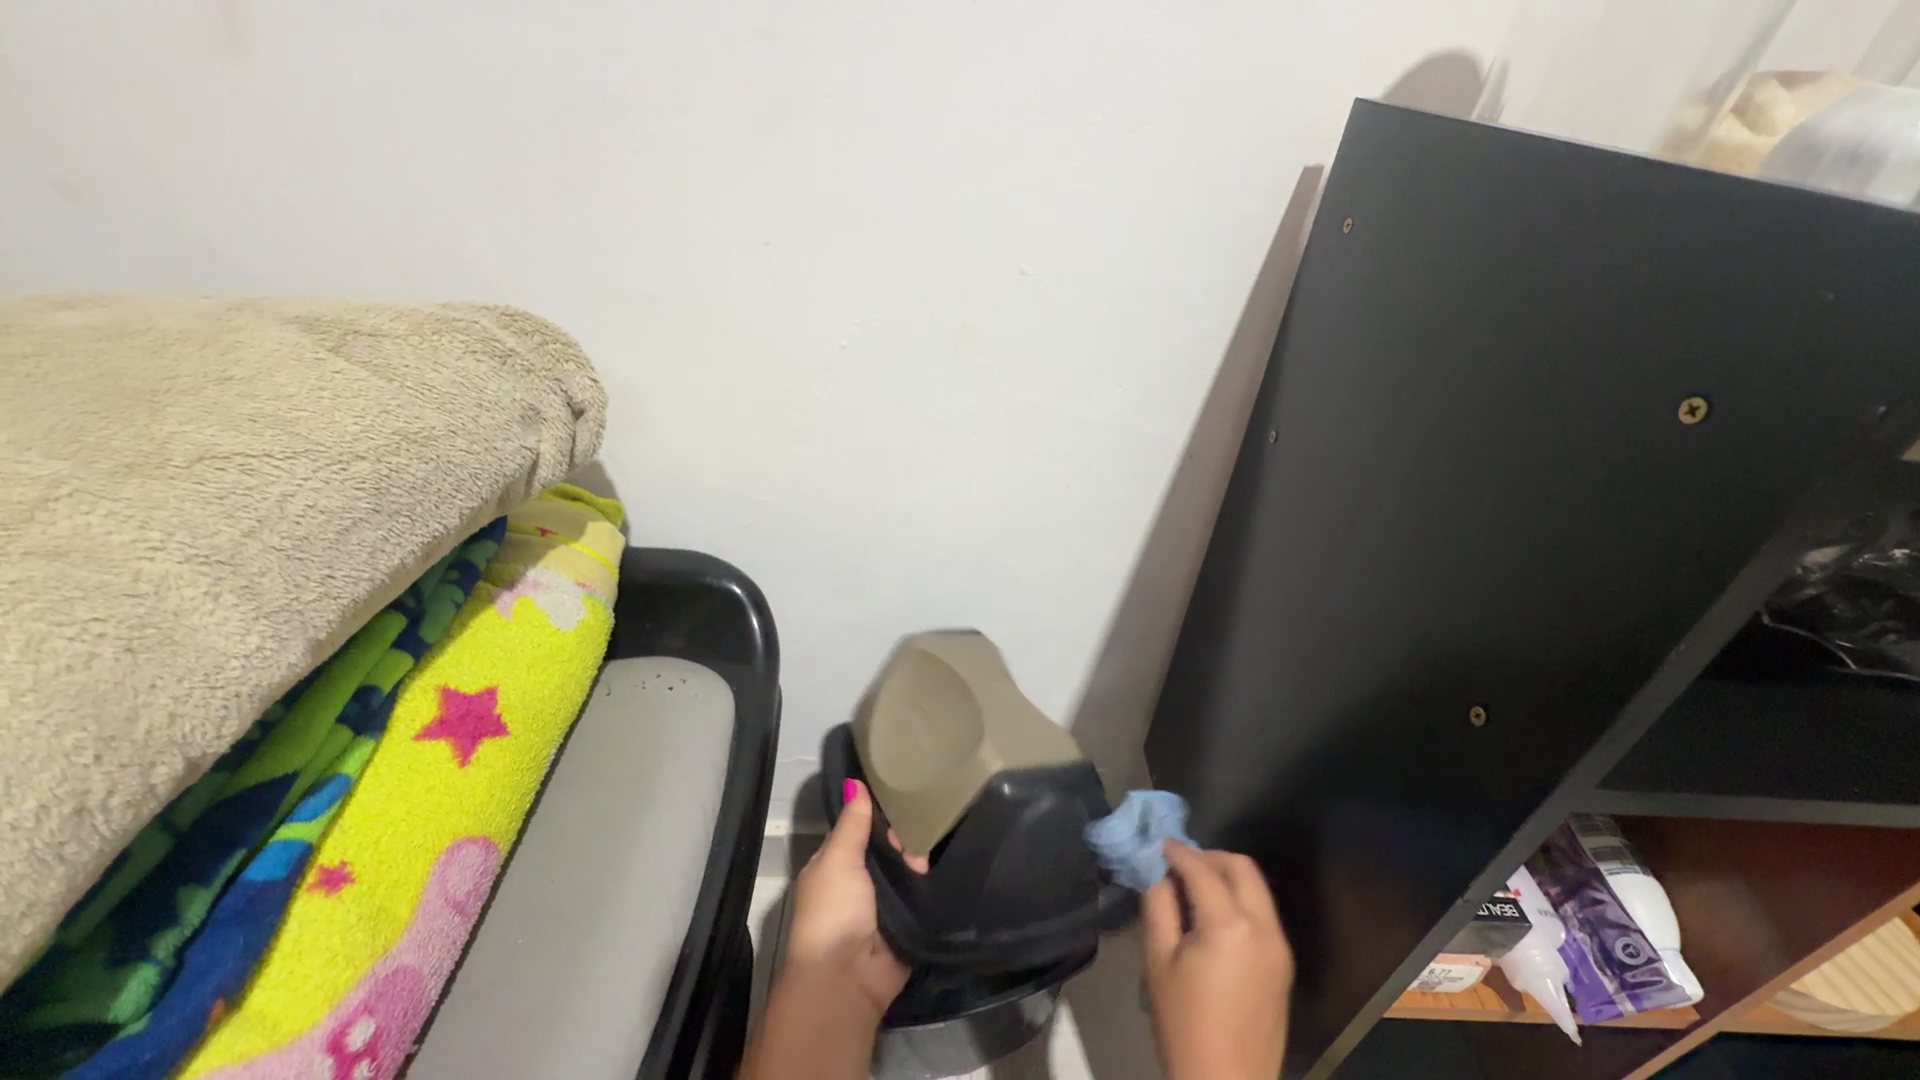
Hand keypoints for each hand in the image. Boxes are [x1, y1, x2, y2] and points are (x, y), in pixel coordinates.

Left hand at [784, 779, 911, 1016]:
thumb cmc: (834, 912)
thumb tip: (856, 783)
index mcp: (836, 864)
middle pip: (888, 846)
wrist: (849, 978)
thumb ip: (852, 824)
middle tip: (919, 831)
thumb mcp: (838, 859)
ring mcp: (886, 903)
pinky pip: (924, 895)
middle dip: (905, 837)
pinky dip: (933, 884)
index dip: (879, 813)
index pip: (860, 828)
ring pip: (908, 868)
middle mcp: (860, 881)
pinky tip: (948, 866)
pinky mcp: (909, 921)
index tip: (902, 797)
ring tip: (928, 857)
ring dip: (920, 860)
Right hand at [1142, 841, 1293, 1079]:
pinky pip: (1262, 913)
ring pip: (1256, 888)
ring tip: (1191, 889)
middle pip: (1241, 867)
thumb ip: (1158, 907)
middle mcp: (1263, 927)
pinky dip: (1238, 900)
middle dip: (1208, 857)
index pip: (1201, 869)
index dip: (1177, 852)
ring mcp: (1279, 946)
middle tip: (1177, 864)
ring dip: (1225, 876)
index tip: (1156, 845)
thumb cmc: (1183, 1025)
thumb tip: (1160, 876)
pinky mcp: (1283, 964)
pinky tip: (1211, 917)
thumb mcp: (1158, 962)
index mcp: (1229, 925)